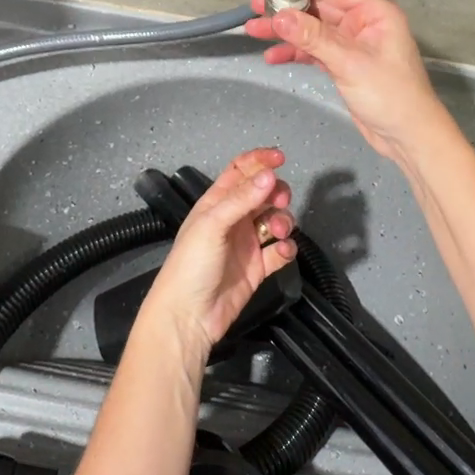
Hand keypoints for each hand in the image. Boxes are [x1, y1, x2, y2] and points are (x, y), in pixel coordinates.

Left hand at [142, 148, 298, 355]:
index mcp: (216, 203)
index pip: (240, 171)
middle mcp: (233, 219)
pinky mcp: (258, 268)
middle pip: (262, 193)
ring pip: (275, 220)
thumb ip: (242, 199)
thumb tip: (270, 174)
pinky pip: (279, 250)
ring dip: (283, 220)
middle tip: (280, 200)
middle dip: (276, 192)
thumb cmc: (191, 264)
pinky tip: (282, 252)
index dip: (259, 161)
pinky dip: (286, 248)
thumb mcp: (212, 225)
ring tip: (279, 232)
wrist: (189, 316)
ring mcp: (247, 243)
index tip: (280, 158)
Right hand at [244, 0, 451, 160]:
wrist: (408, 137)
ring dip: (286, 31)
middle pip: (319, 7)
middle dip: (287, 8)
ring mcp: (352, 45)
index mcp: (373, 12)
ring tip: (253, 31)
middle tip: (254, 7)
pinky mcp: (343, 65)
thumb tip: (278, 17)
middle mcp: (362, 23)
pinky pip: (314, 51)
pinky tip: (272, 57)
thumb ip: (313, 38)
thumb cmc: (389, 93)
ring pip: (313, 30)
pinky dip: (295, 53)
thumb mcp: (350, 62)